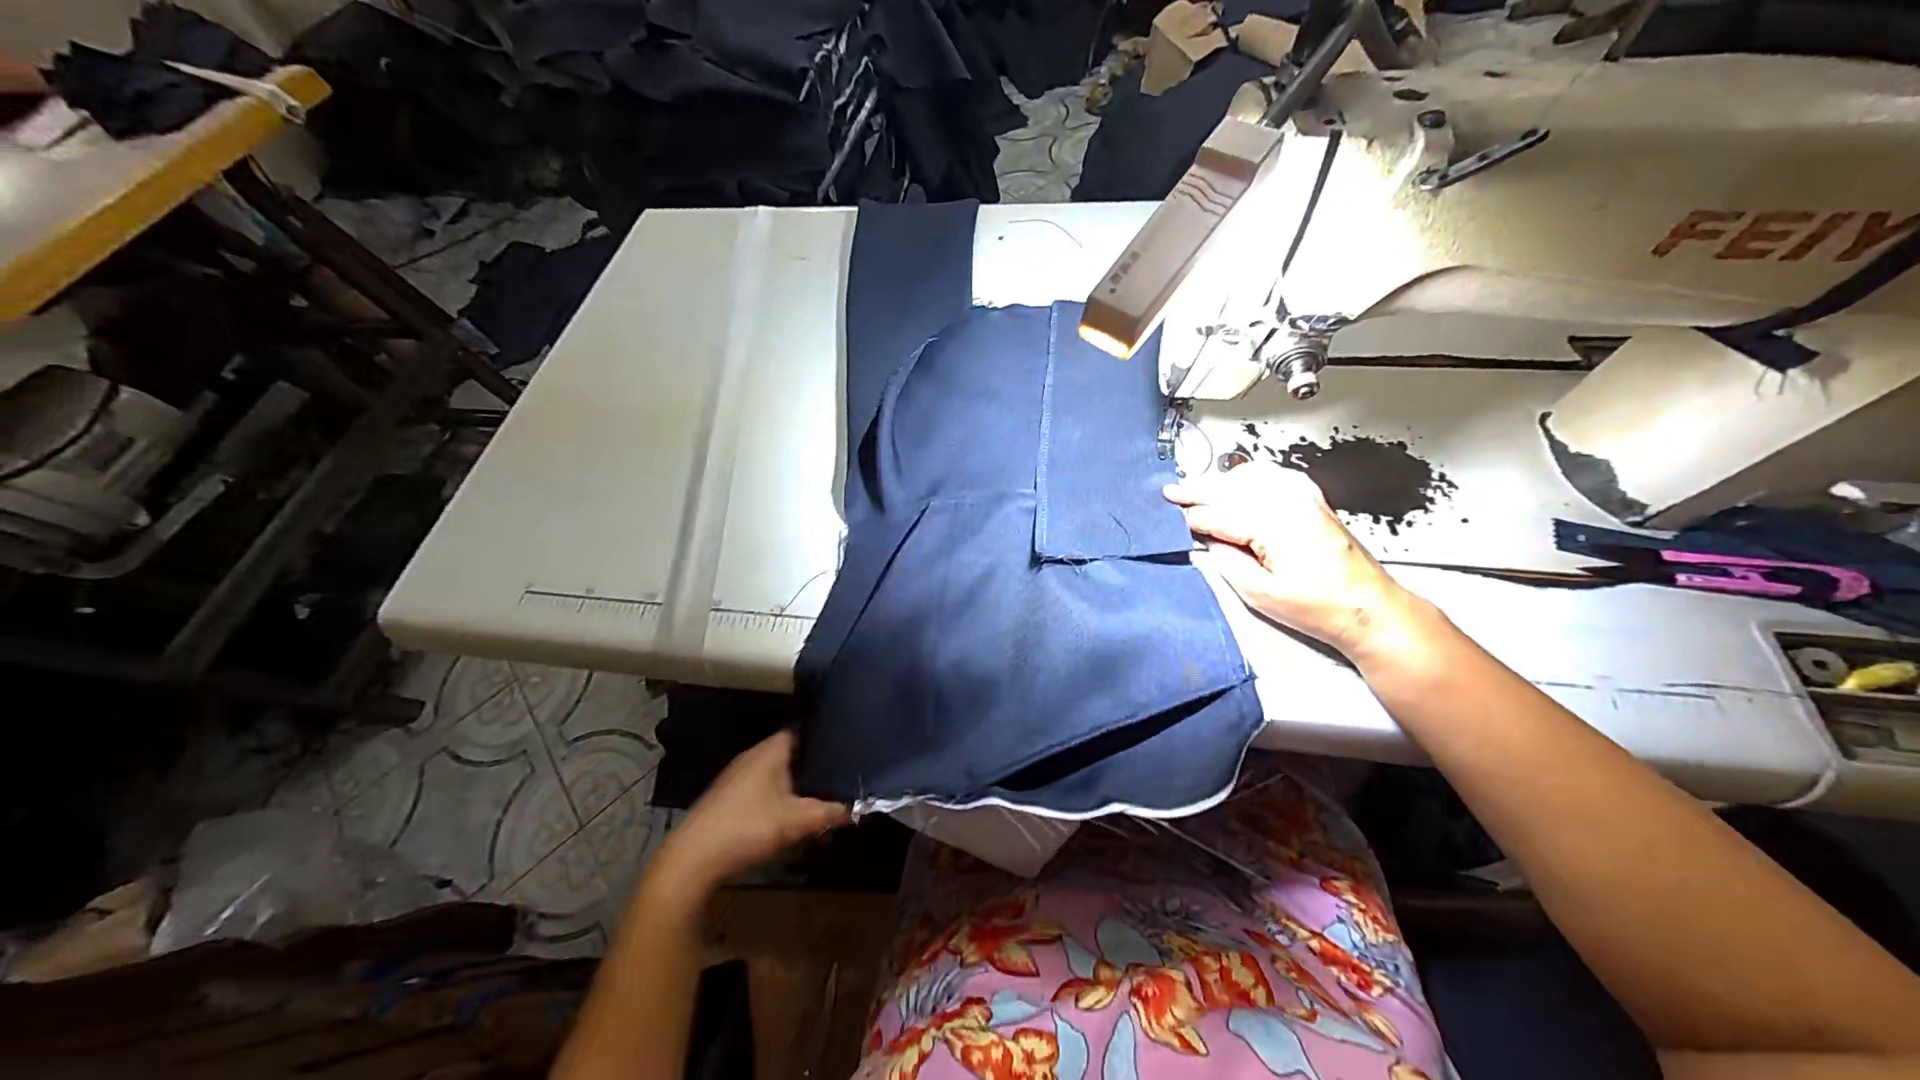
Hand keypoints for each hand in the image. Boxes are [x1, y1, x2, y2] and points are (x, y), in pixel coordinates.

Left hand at [650, 730, 847, 897]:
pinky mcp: (728, 797)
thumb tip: (856, 808)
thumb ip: (830, 812)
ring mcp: (736, 777)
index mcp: (770, 751)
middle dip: (812, 764)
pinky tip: (789, 814)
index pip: (801, 730)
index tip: (845, 747)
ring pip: (775, 773)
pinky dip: (778, 796)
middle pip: (790, 752)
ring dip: (794, 784)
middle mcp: (752, 757)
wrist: (695, 857)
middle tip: (838, 775)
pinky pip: (762, 788)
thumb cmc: (749, 826)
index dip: (823, 737)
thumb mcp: (798, 820)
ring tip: (819, 795)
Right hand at [1164, 462, 1420, 658]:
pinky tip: (1239, 482)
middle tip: (1173, 492)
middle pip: (1232, 488)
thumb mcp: (1259, 594)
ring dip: (1222, 481)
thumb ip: (1226, 561)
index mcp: (1274, 523)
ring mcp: (1305, 496)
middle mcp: (1289, 501)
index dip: (1192, 517)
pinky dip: (1250, 476)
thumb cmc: (1319, 607)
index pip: (1219, 513)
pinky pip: (1274, 475)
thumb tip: (1207, 540)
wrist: (1368, 608)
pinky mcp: (1314, 499)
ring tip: (1199, 489)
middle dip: (1199, 490)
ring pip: (1251, 476)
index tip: (1173, 518)